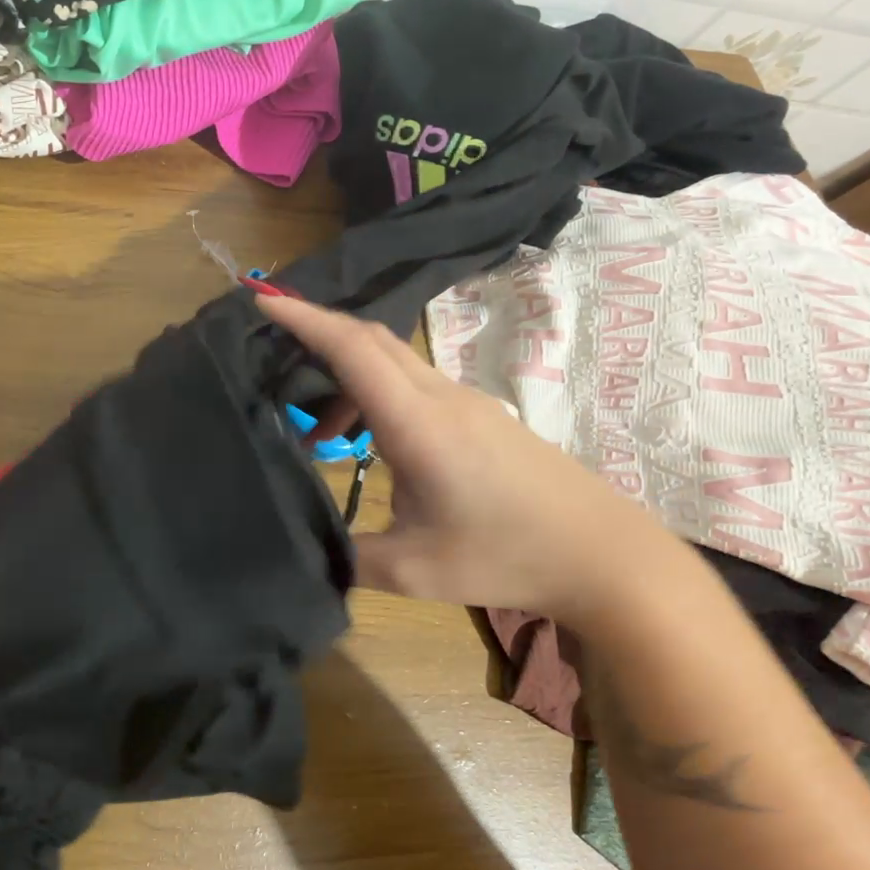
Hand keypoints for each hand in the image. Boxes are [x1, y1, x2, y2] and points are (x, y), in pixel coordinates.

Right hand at [259, 296, 690, 623]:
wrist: (608, 557)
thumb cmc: (508, 557)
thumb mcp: (413, 571)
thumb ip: (347, 555)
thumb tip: (304, 548)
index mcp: (418, 424)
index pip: (352, 349)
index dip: (304, 319)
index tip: (262, 299)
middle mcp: (441, 398)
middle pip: (370, 339)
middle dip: (316, 330)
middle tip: (268, 343)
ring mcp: (467, 403)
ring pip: (391, 361)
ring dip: (344, 374)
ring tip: (314, 429)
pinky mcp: (481, 417)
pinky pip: (412, 384)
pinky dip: (372, 392)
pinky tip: (364, 441)